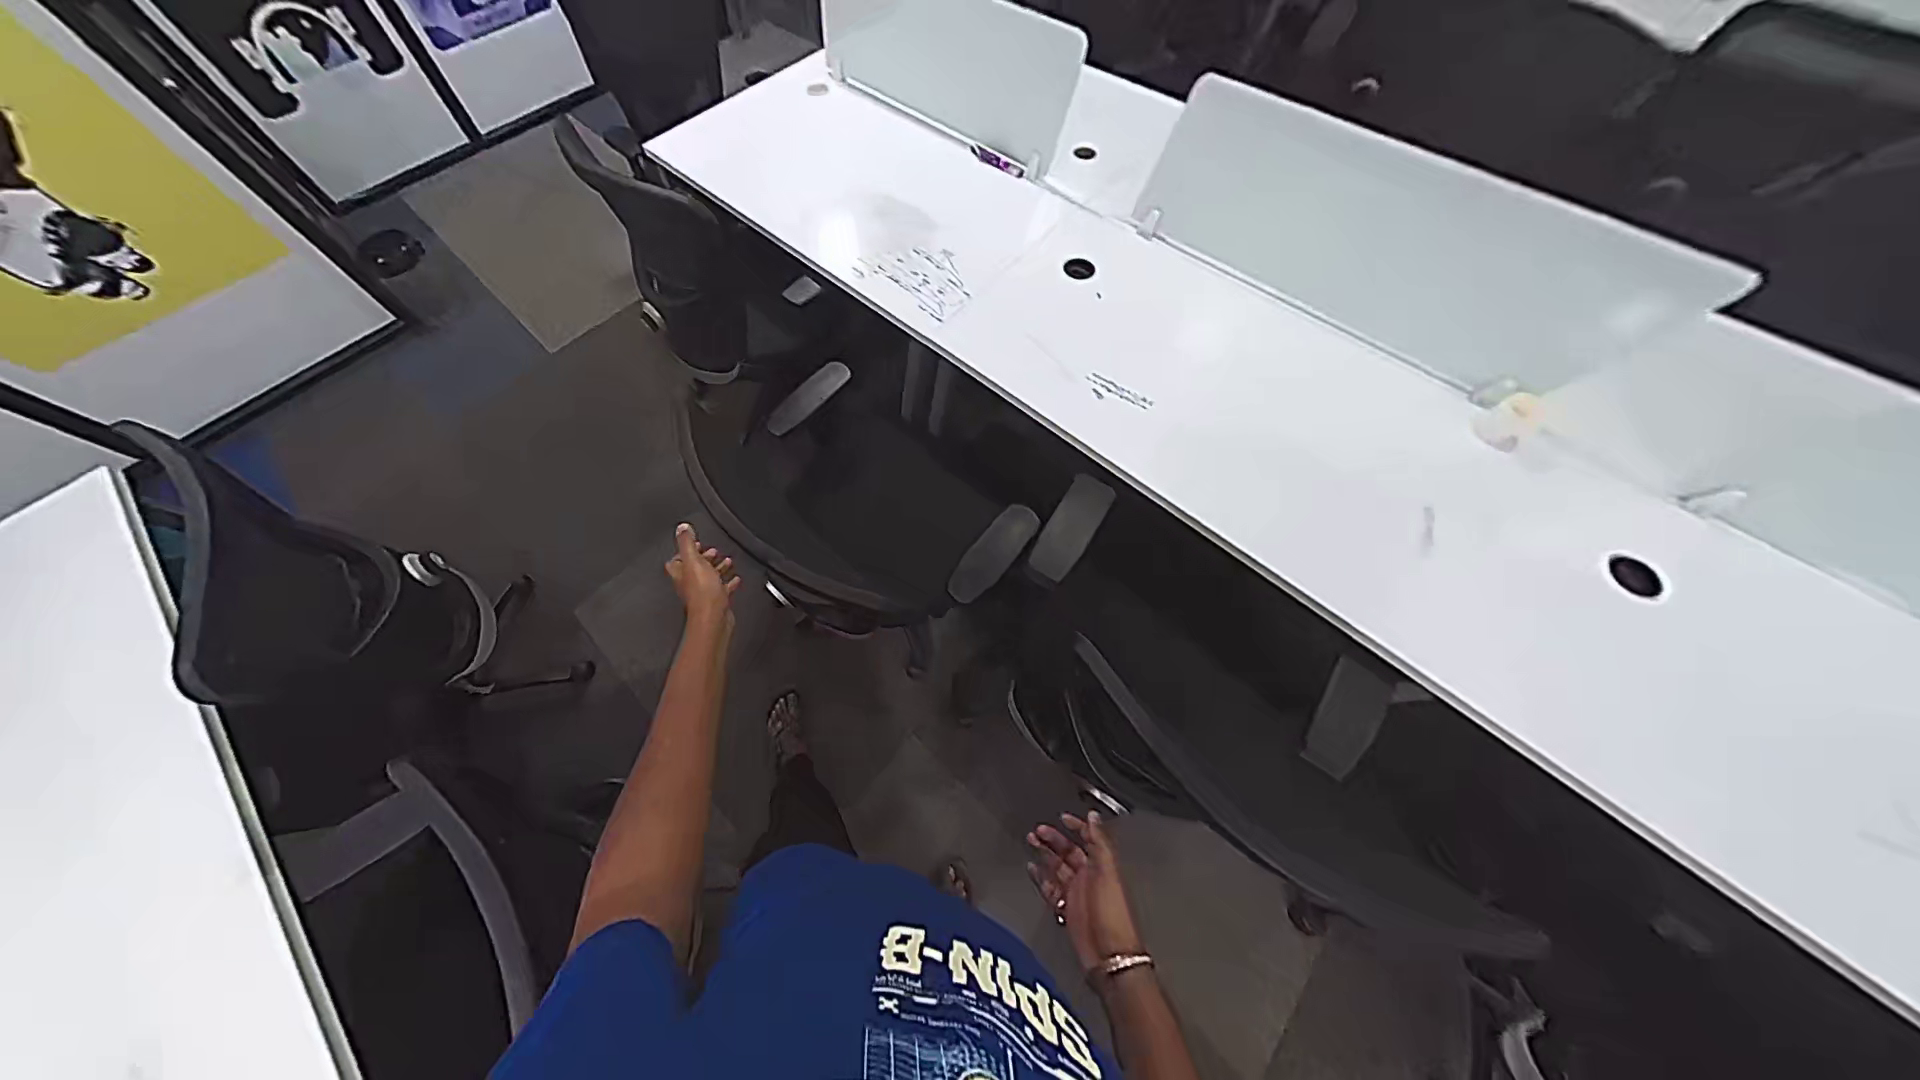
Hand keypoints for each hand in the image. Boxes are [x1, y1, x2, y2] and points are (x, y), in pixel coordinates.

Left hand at [663, 523, 739, 633]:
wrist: (714, 617)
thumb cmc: (702, 594)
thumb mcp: (694, 560)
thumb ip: (687, 542)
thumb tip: (682, 527)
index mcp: (681, 573)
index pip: (678, 559)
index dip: (687, 550)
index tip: (697, 543)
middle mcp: (689, 583)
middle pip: (695, 567)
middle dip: (705, 558)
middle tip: (713, 551)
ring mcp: (703, 593)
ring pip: (709, 577)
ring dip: (717, 568)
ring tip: (727, 561)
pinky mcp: (716, 601)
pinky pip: (722, 588)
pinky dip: (728, 582)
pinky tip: (735, 579)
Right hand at [1029, 811, 1142, 975]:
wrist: (1109, 955)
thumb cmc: (1113, 915)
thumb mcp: (1108, 871)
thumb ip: (1100, 842)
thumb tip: (1094, 816)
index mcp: (1102, 865)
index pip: (1089, 838)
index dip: (1077, 826)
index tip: (1064, 818)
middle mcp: (1090, 877)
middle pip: (1069, 851)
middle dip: (1054, 838)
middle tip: (1039, 830)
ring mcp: (1078, 893)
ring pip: (1058, 867)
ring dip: (1045, 853)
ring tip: (1031, 842)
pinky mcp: (1067, 908)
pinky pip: (1050, 888)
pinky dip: (1040, 877)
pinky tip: (1032, 869)